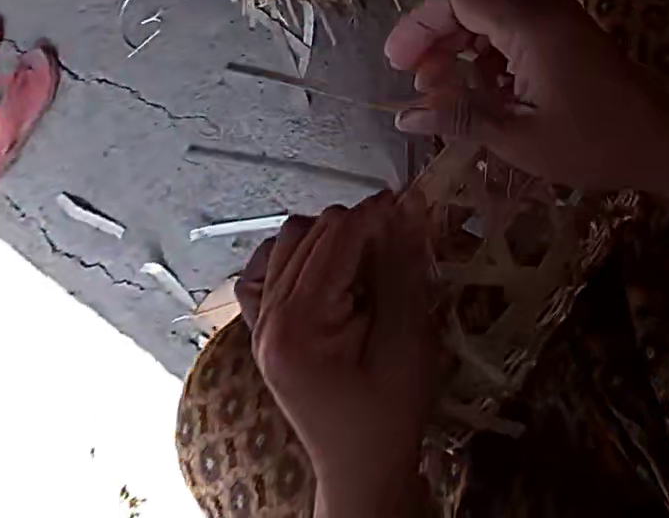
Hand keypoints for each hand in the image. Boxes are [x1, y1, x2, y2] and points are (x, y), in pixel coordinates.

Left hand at [249, 193, 438, 517]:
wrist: (361, 464)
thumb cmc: (390, 411)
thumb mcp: (407, 337)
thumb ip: (402, 267)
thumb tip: (407, 205)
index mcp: (298, 326)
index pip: (336, 238)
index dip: (375, 212)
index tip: (410, 203)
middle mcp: (267, 318)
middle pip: (313, 232)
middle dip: (359, 225)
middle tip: (399, 239)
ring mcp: (258, 322)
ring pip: (290, 239)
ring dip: (332, 235)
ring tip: (367, 257)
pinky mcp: (262, 326)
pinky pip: (267, 266)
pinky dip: (298, 253)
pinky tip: (328, 267)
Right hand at [383, 0, 668, 198]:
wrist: (665, 142)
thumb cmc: (592, 142)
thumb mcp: (519, 136)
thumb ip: (459, 117)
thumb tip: (405, 116)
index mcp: (530, 23)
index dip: (419, 25)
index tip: (397, 63)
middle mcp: (543, 8)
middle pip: (471, 4)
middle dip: (437, 40)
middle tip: (417, 84)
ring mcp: (559, 19)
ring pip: (492, 18)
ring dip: (462, 50)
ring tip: (442, 94)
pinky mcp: (567, 35)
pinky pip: (516, 32)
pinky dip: (490, 57)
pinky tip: (482, 94)